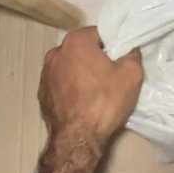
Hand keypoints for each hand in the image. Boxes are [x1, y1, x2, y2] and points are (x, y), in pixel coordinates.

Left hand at [39, 27, 142, 150]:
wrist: (78, 138)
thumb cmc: (105, 102)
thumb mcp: (131, 75)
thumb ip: (132, 54)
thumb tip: (129, 49)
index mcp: (75, 42)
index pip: (98, 34)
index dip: (111, 46)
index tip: (118, 60)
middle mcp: (55, 53)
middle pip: (81, 49)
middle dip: (93, 58)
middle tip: (109, 76)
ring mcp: (45, 74)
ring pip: (68, 67)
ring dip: (80, 73)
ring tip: (94, 92)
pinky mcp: (41, 94)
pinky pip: (60, 84)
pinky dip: (69, 89)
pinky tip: (81, 103)